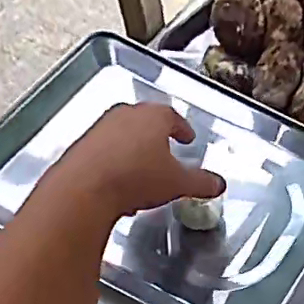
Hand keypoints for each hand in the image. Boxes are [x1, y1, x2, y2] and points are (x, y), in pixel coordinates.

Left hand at [46, 103, 225, 218]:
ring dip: (137, 148)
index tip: (187, 138)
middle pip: (147, 121)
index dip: (183, 128)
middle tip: (168, 150)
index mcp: (153, 116)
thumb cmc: (136, 177)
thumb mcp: (178, 183)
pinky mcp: (84, 145)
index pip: (173, 116)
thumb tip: (218, 184)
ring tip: (146, 169)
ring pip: (126, 134)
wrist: (86, 188)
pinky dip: (119, 161)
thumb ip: (201, 182)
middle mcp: (126, 114)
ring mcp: (102, 128)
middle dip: (158, 136)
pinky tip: (123, 181)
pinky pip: (108, 150)